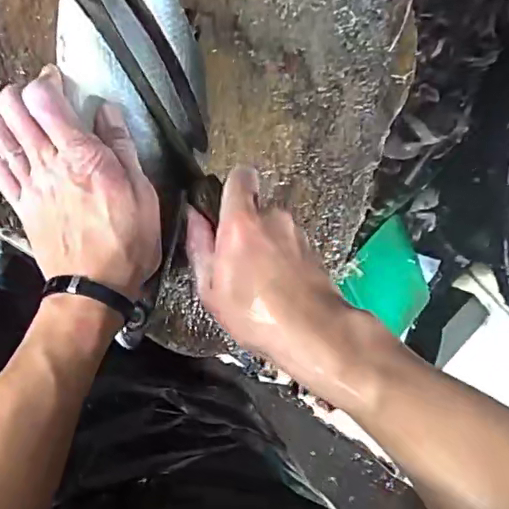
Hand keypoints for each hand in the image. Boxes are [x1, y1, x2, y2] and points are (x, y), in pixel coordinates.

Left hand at [0, 68, 162, 299]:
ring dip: (7, 122)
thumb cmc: (125, 245)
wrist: (93, 288)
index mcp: (82, 156)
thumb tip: (109, 113)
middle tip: (40, 100)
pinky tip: (14, 160)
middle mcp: (48, 165)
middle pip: (12, 109)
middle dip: (21, 94)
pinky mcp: (22, 208)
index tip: (60, 82)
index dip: (48, 82)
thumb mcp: (142, 193)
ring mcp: (31, 186)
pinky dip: (1, 158)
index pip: (44, 98)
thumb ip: (122, 148)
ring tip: (26, 127)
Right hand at [185, 166, 377, 386]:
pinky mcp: (313, 250)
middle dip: (244, 230)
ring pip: (273, 230)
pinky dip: (282, 261)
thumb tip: (194, 219)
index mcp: (242, 222)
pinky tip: (277, 289)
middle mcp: (273, 218)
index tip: (221, 209)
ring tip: (257, 283)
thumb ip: (199, 247)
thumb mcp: (211, 289)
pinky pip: (289, 247)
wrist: (312, 331)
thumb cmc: (256, 314)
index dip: (231, 188)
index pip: (240, 176)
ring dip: (264, 247)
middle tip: (234, 264)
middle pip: (255, 209)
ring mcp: (297, 233)